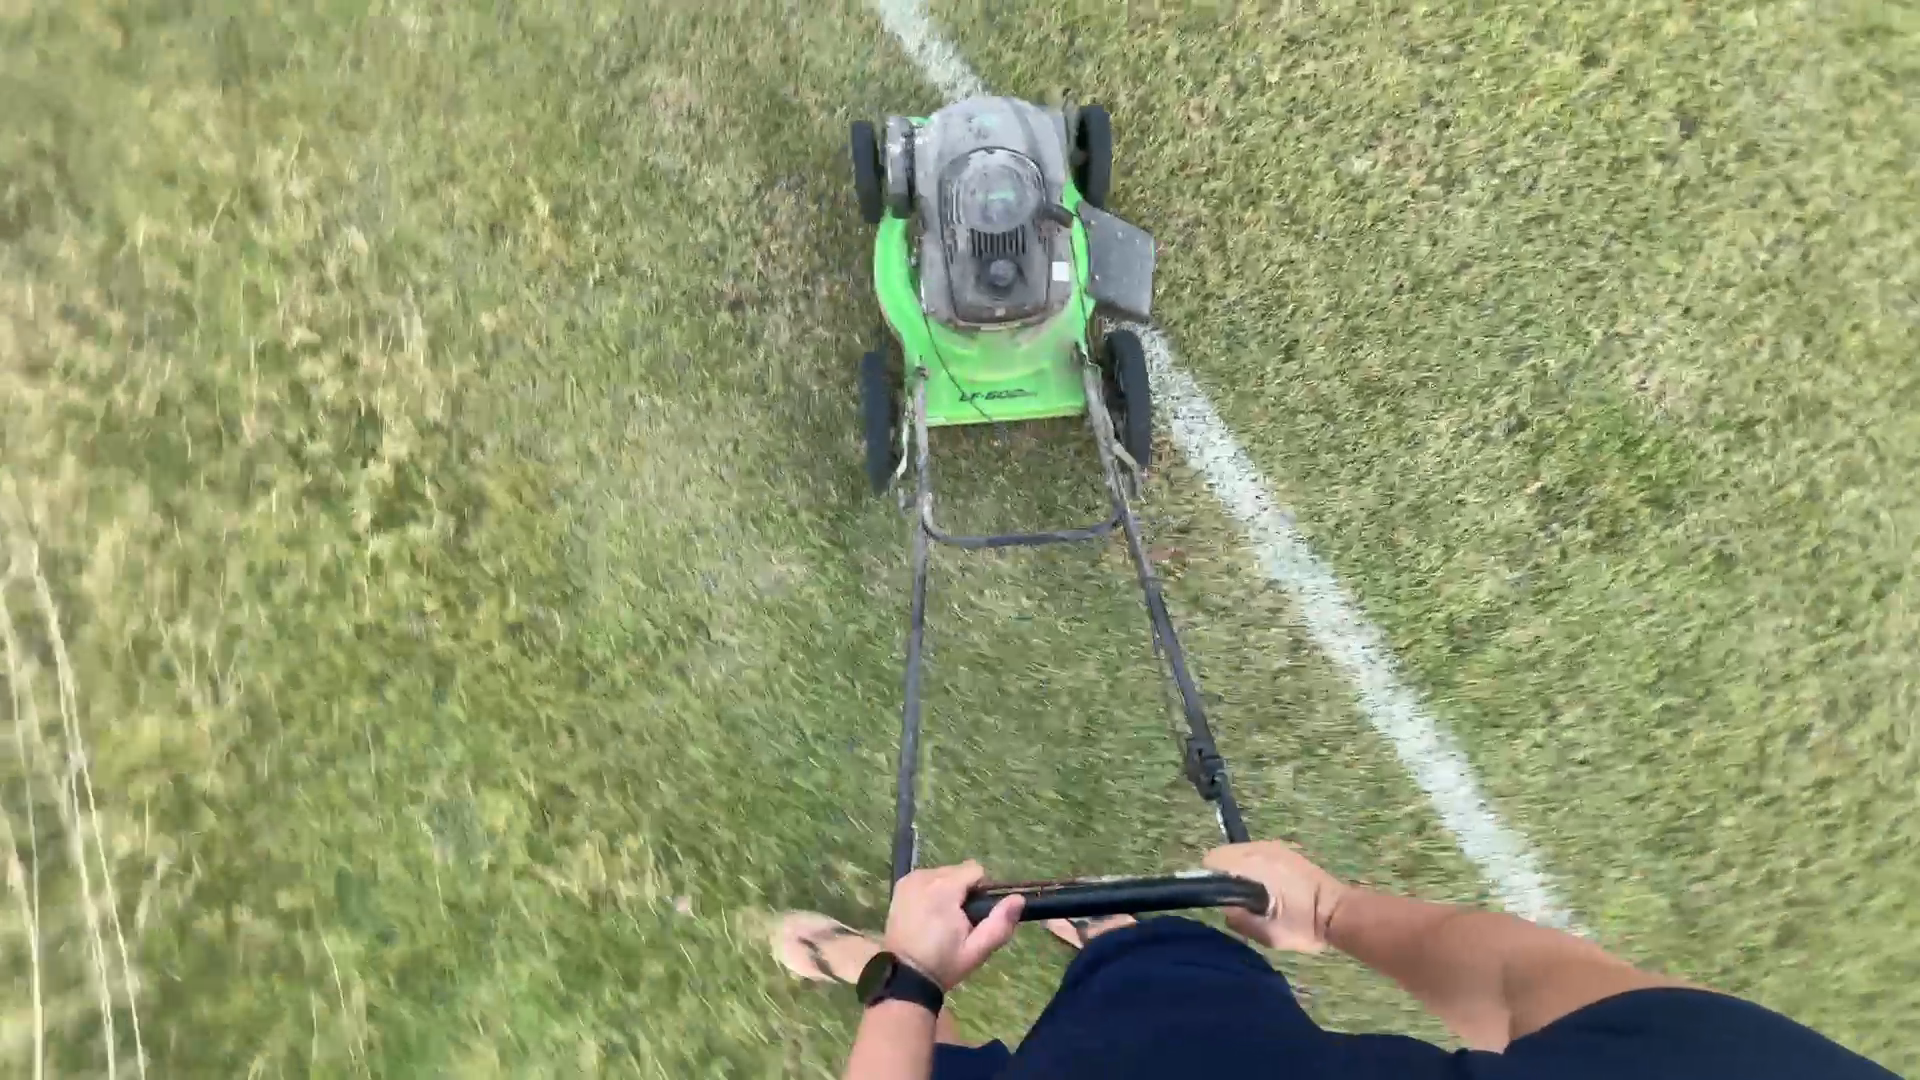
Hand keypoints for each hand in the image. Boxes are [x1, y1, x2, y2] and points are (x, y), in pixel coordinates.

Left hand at [883, 861, 1023, 988]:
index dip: (981, 892)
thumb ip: (999, 924)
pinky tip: (927, 915)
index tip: (974, 916)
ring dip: (948, 891)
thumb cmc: (943, 964)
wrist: (904, 977)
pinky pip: (927, 879)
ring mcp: (910, 879)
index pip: (976, 870)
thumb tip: (1019, 899)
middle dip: (963, 892)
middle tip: (958, 924)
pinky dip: (932, 891)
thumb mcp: (976, 951)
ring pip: (943, 874)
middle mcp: (925, 875)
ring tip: (942, 921)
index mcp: (945, 888)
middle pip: (959, 871)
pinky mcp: (901, 885)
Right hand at [1204, 841, 1349, 952]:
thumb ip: (1241, 921)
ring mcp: (1272, 845)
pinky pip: (1254, 852)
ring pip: (1238, 851)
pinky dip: (1252, 866)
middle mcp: (1260, 848)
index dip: (1210, 879)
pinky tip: (1267, 886)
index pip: (1214, 860)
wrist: (1341, 913)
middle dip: (1224, 875)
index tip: (1220, 898)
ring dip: (1238, 869)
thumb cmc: (1306, 926)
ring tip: (1253, 895)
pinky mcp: (1282, 848)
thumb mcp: (1271, 935)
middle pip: (1224, 853)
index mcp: (1255, 864)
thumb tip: (1225, 908)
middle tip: (1239, 900)